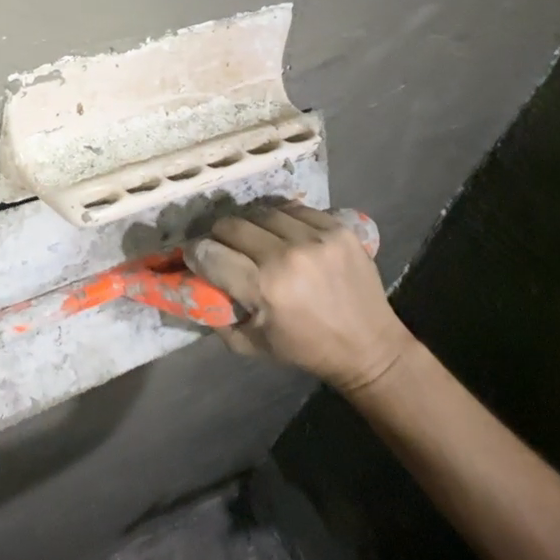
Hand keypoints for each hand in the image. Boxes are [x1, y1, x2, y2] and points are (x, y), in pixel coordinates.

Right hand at [183, 202, 413, 392]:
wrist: (369, 346)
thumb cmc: (305, 349)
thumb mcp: (250, 344)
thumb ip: (215, 314)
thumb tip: (189, 284)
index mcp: (265, 288)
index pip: (210, 253)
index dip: (196, 254)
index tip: (195, 258)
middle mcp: (288, 256)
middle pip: (231, 225)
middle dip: (219, 236)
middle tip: (223, 247)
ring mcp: (317, 238)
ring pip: (261, 212)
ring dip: (251, 225)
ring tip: (255, 239)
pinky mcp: (338, 227)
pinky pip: (294, 209)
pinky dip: (282, 220)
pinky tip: (285, 235)